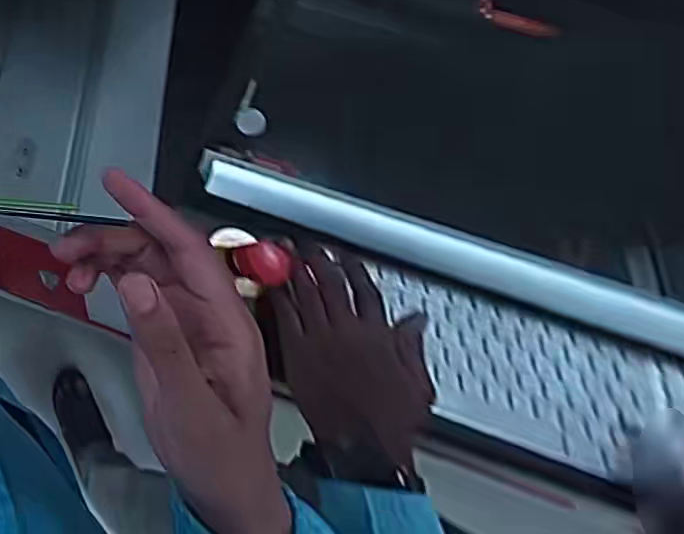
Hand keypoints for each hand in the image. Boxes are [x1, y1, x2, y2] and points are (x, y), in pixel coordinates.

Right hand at [52, 170, 289, 533]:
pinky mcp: (159, 323)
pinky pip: (126, 280)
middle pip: (152, 248)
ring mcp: (180, 313)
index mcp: (224, 320)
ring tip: (68, 267)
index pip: (187, 247)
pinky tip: (82, 282)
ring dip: (98, 255)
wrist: (221, 489)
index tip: (116, 183)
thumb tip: (134, 282)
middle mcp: (202, 307)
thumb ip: (163, 340)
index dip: (150, 210)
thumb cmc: (218, 454)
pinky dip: (100, 273)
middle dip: (106, 239)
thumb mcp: (190, 402)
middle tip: (66, 250)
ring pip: (135, 259)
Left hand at [272, 245, 433, 474]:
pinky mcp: (294, 343)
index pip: (366, 291)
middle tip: (306, 243)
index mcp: (380, 336)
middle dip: (317, 259)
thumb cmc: (389, 418)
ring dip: (292, 266)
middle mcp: (347, 330)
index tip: (343, 253)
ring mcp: (318, 335)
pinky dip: (275, 290)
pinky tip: (267, 277)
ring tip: (283, 246)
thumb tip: (416, 319)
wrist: (361, 440)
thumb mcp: (416, 383)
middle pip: (330, 283)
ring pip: (303, 290)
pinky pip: (282, 309)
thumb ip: (411, 345)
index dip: (353, 268)